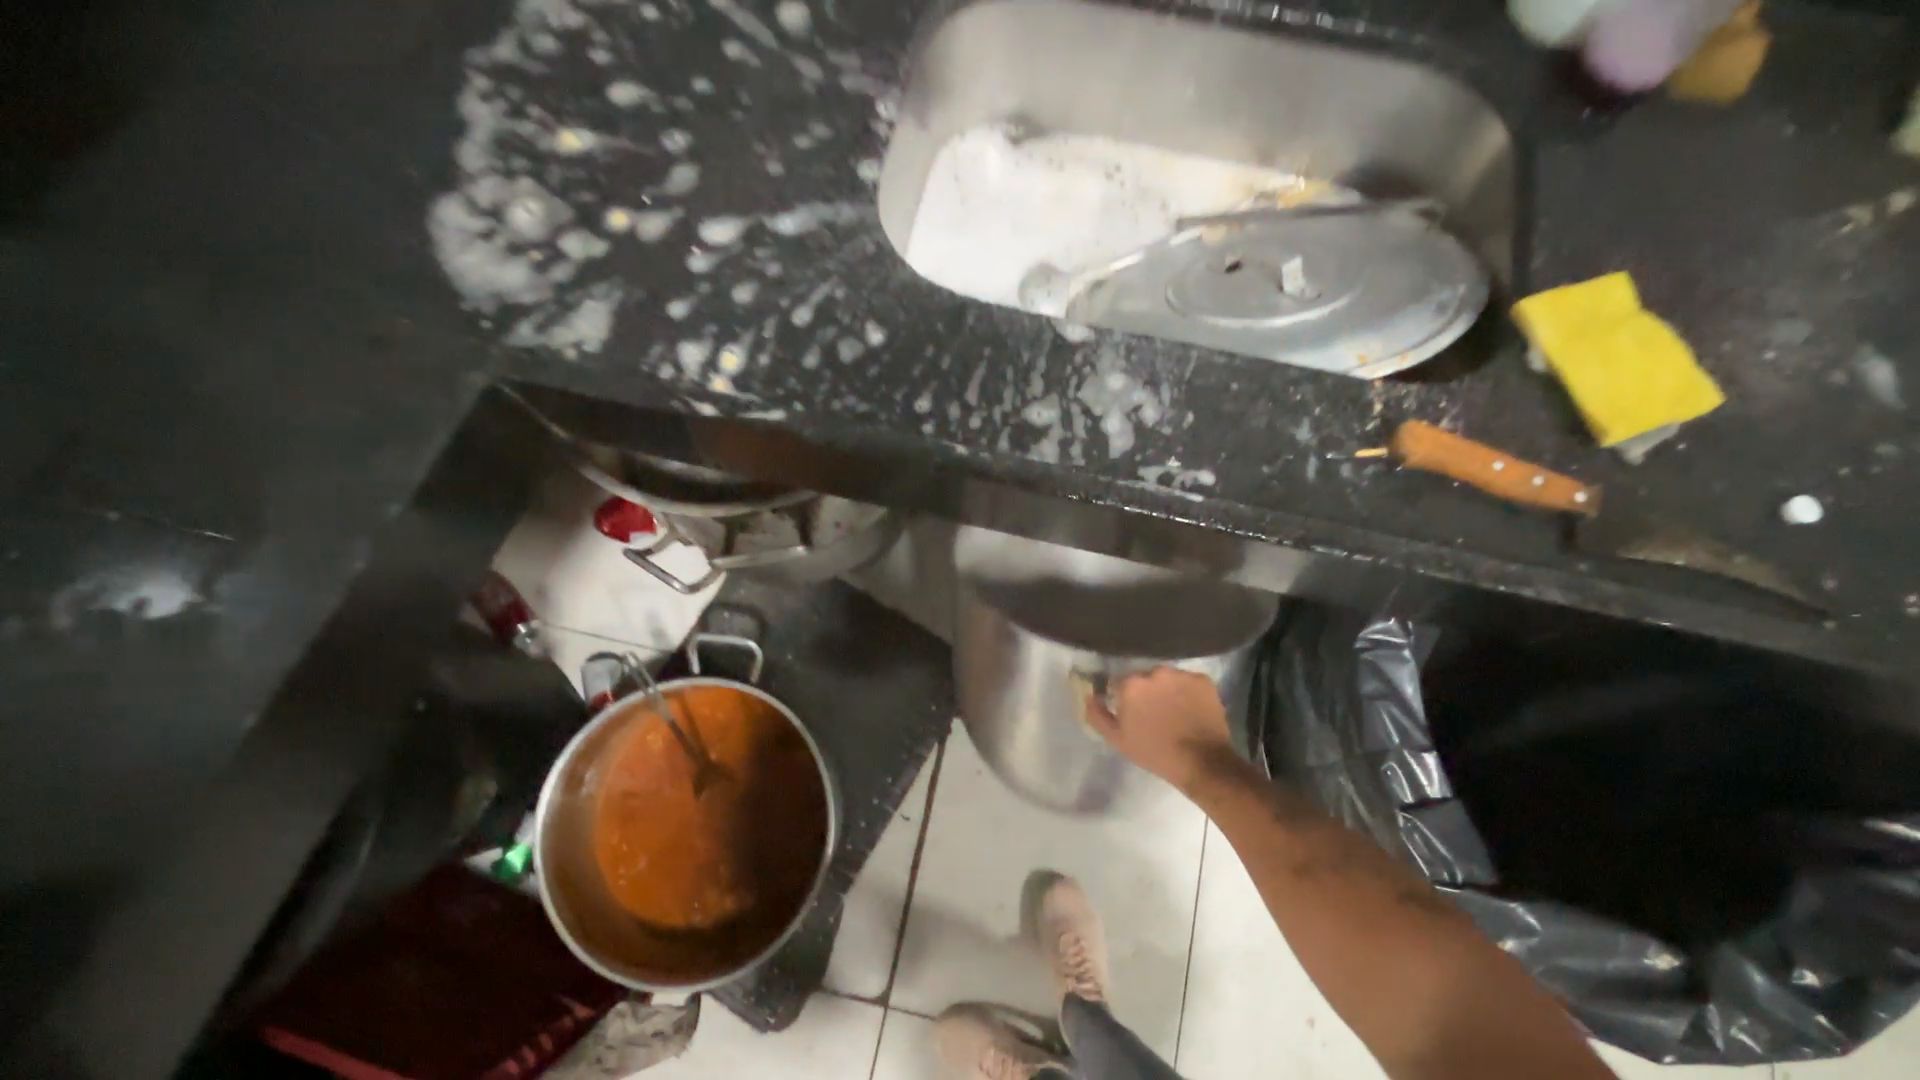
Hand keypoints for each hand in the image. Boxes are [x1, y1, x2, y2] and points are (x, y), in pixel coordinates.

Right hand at [1084, 666, 1235, 792]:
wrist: (1202, 762)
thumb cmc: (1155, 752)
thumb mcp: (1117, 739)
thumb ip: (1097, 715)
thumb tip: (1090, 696)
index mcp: (1131, 684)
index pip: (1120, 683)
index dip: (1124, 698)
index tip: (1132, 713)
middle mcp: (1155, 671)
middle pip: (1145, 678)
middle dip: (1147, 692)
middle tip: (1154, 714)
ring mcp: (1182, 674)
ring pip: (1168, 678)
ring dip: (1167, 690)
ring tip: (1174, 712)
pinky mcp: (1203, 680)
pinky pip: (1189, 682)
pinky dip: (1188, 692)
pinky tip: (1190, 710)